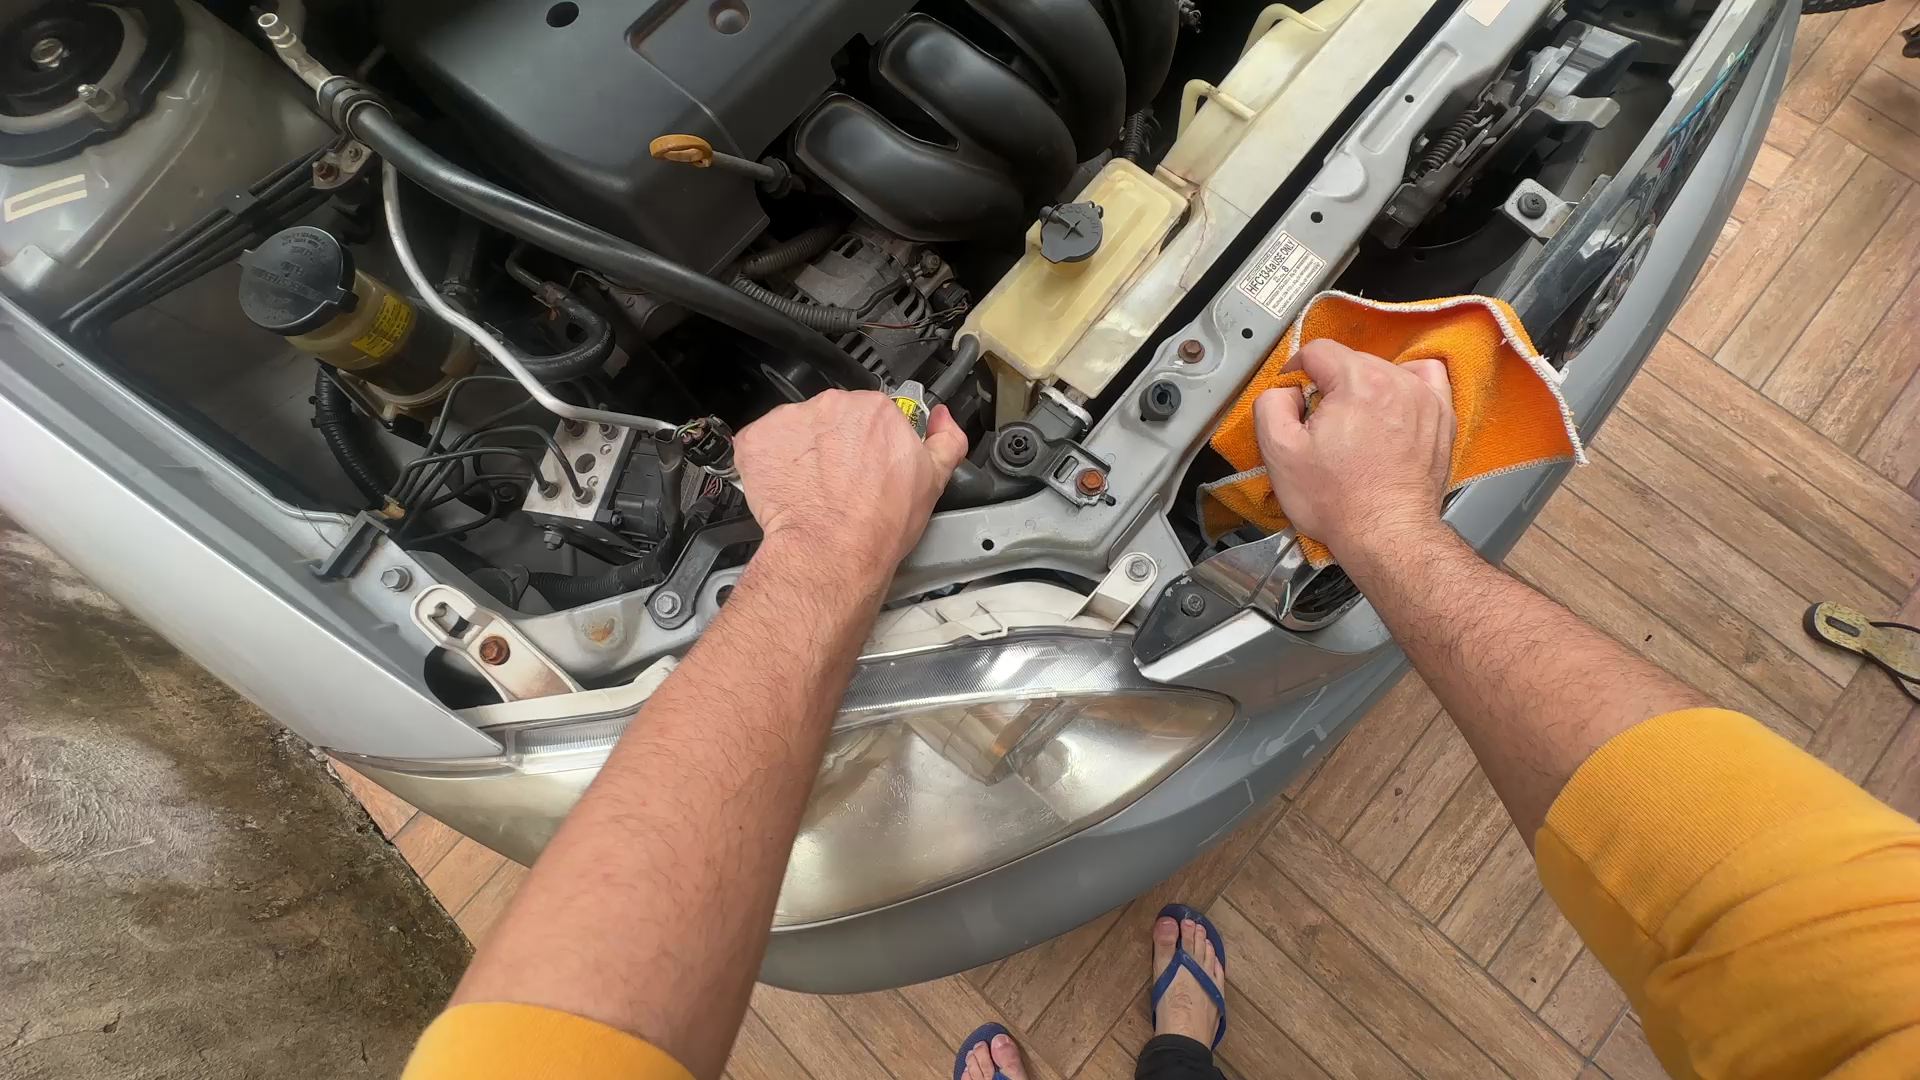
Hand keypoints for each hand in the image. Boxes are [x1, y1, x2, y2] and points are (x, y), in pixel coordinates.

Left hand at [734, 390, 967, 577]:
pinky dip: (770, 463)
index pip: (872, 414)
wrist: (832, 552)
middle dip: (836, 444)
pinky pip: (763, 443)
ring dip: (802, 452)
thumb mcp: (934, 481)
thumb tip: (943, 419)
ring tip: (814, 489)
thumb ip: (946, 441)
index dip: (871, 443)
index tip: (868, 465)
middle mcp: (834, 405)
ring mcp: (792, 419)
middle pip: (834, 418)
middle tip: (842, 481)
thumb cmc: (879, 525)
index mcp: (877, 410)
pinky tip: (788, 489)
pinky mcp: (759, 439)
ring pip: (798, 428)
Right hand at [1252, 339, 1453, 561]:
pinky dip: (1401, 385)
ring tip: (1349, 425)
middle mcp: (1396, 382)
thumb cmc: (1336, 500)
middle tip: (1316, 423)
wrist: (1384, 533)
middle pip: (1349, 360)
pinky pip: (1423, 379)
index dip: (1294, 369)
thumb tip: (1285, 390)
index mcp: (1357, 383)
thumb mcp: (1277, 451)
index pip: (1317, 350)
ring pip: (1381, 370)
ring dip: (1360, 389)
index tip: (1291, 394)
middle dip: (1327, 383)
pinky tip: (1386, 406)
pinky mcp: (1440, 417)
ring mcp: (1424, 398)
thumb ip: (1270, 404)